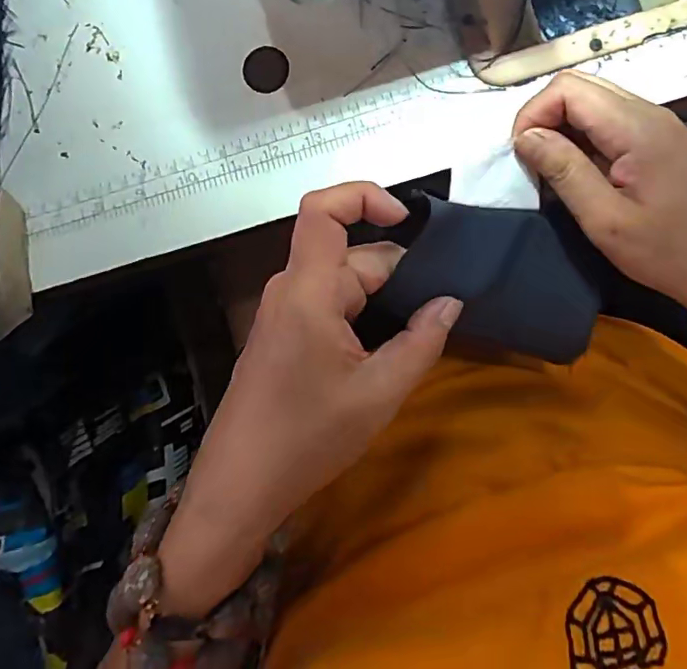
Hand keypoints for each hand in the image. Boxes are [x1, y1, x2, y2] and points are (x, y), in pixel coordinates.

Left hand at [156, 182, 461, 616]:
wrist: (237, 491)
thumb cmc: (306, 440)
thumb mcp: (379, 394)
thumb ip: (422, 341)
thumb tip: (450, 301)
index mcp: (308, 291)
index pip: (323, 210)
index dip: (365, 195)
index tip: (407, 220)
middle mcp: (291, 289)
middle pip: (350, 253)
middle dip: (398, 274)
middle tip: (436, 315)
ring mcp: (284, 311)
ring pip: (343, 281)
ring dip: (383, 298)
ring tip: (417, 333)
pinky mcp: (284, 333)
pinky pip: (329, 302)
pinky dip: (363, 312)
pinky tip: (384, 345)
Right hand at [512, 72, 686, 319]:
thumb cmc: (666, 253)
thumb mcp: (605, 219)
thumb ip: (563, 170)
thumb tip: (525, 136)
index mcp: (637, 127)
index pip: (568, 88)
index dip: (534, 113)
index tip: (522, 154)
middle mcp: (648, 113)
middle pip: (579, 86)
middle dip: (545, 116)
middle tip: (532, 160)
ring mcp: (657, 123)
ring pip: (593, 100)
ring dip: (562, 125)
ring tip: (551, 167)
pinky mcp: (658, 138)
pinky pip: (609, 119)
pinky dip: (583, 135)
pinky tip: (578, 169)